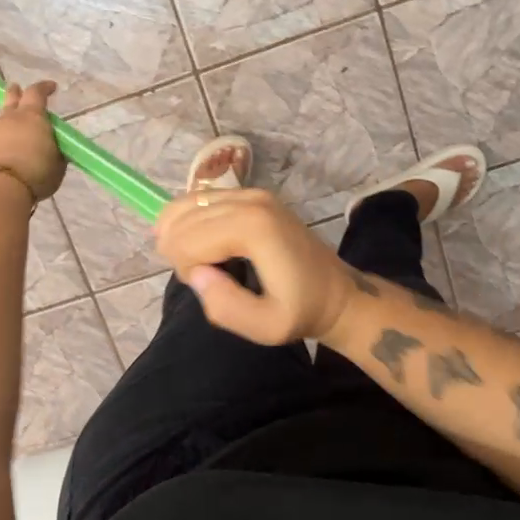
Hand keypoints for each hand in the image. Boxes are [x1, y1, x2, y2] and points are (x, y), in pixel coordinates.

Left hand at [0, 81, 67, 200]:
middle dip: (16, 92)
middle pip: (12, 98)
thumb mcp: (57, 164)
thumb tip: (55, 149)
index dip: (44, 87)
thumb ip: (56, 152)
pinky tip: (8, 153)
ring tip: (19, 134)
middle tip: (18, 89)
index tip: (51, 87)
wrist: (1, 187)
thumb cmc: (36, 172)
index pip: (37, 92)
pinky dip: (3, 142)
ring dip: (10, 122)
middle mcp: (11, 119)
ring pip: (3, 120)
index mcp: (33, 116)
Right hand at [153, 189, 352, 344]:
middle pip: (183, 219)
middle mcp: (250, 200)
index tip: (213, 289)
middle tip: (211, 279)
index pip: (187, 240)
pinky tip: (207, 247)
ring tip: (208, 263)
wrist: (338, 294)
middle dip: (182, 253)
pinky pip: (201, 200)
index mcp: (253, 227)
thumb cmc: (302, 312)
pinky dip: (192, 223)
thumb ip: (226, 308)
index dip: (188, 271)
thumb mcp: (266, 327)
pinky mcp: (251, 194)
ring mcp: (251, 192)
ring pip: (186, 205)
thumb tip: (197, 276)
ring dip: (184, 237)